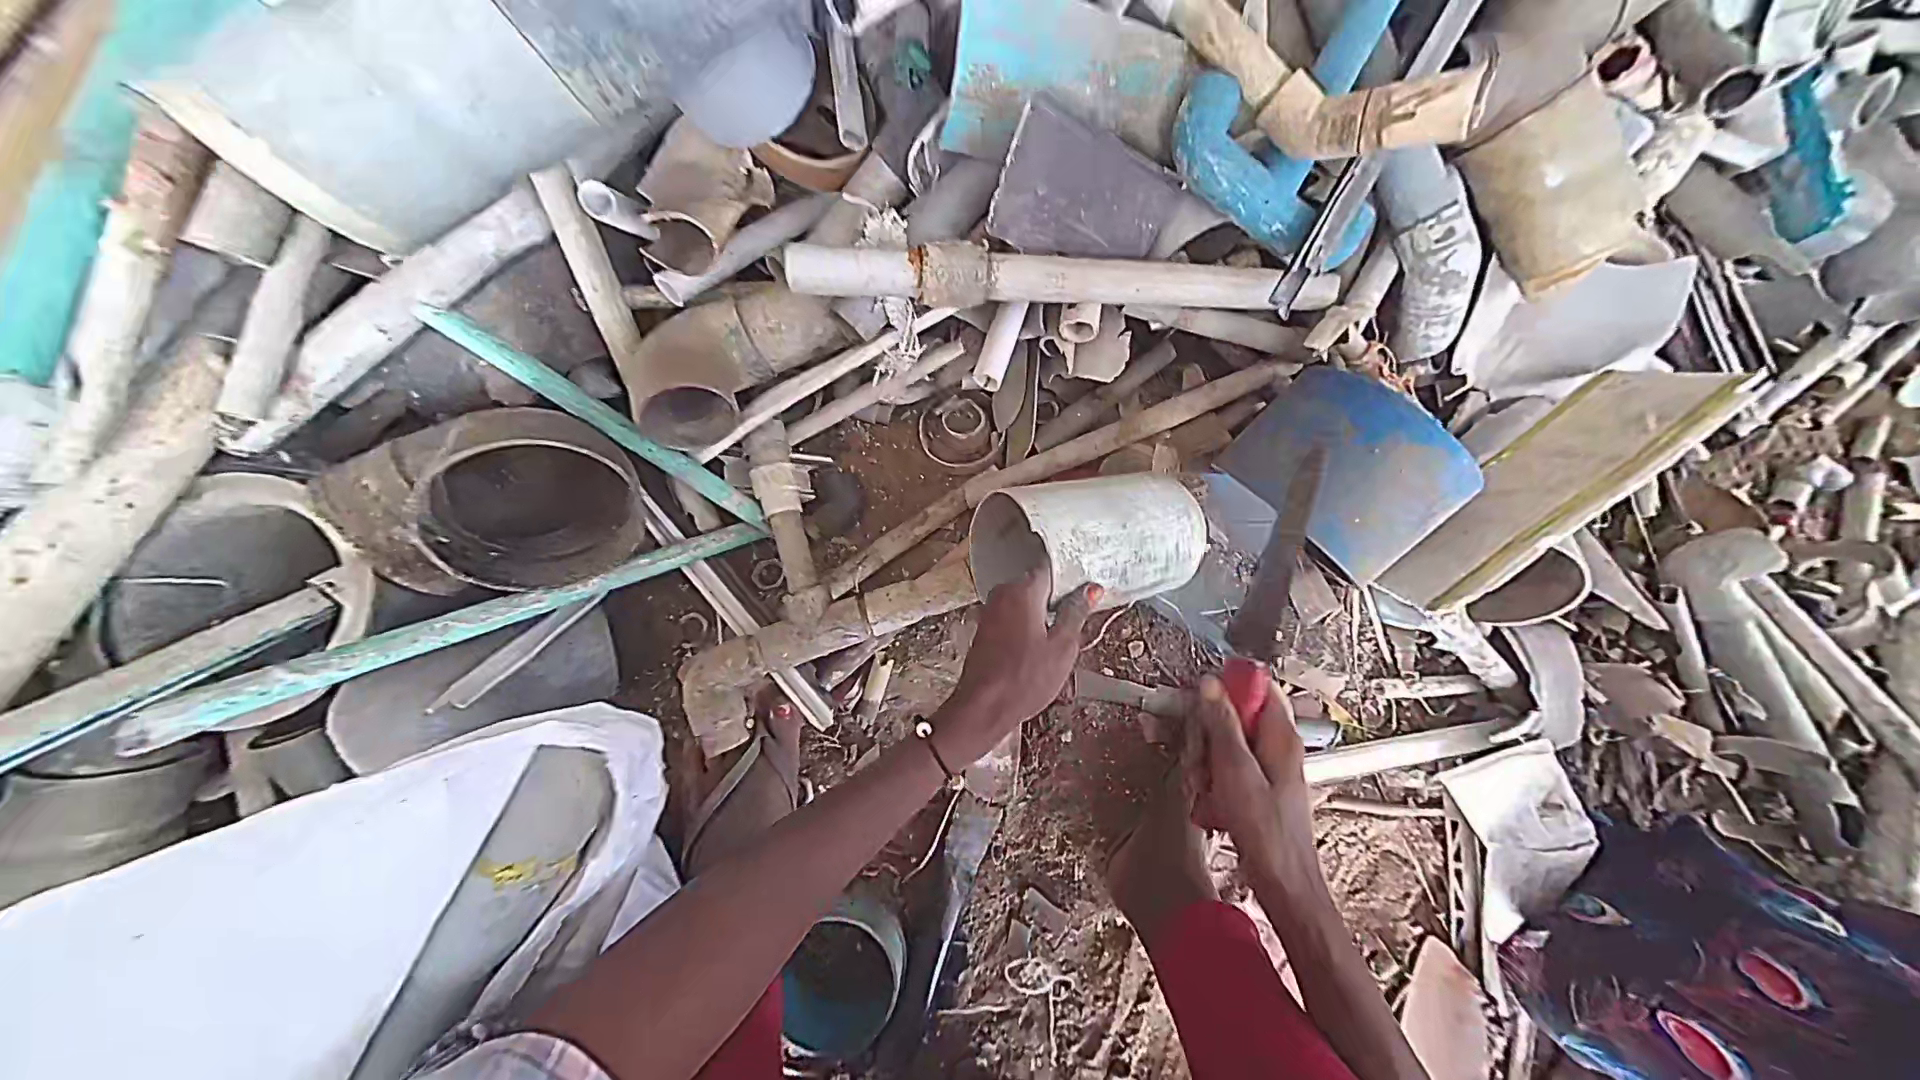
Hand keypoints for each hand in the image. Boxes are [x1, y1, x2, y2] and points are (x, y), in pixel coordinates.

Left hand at [933, 569, 1100, 763]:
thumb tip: (1090, 589)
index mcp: (1022, 590)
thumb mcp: (1063, 646)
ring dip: (1044, 614)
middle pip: (1038, 584)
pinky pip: (1013, 616)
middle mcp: (1002, 593)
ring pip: (1026, 602)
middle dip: (1059, 598)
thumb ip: (1076, 612)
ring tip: (1061, 638)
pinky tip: (1040, 647)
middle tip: (1080, 618)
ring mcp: (991, 610)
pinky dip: (1029, 625)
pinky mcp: (986, 628)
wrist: (983, 707)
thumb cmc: (1024, 679)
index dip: (1072, 577)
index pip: (1051, 567)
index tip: (1088, 589)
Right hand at [1187, 674, 1320, 889]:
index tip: (1204, 697)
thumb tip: (1211, 686)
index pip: (1258, 685)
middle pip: (1233, 716)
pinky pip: (1222, 769)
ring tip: (1205, 784)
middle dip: (1207, 732)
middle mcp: (1275, 747)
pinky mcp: (1252, 786)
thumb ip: (1222, 724)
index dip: (1228, 686)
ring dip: (1204, 761)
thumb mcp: (1235, 769)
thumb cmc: (1268, 833)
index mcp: (1280, 735)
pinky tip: (1209, 801)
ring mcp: (1264, 767)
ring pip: (1223, 743)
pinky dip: (1210, 781)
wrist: (1281, 882)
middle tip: (1202, 753)